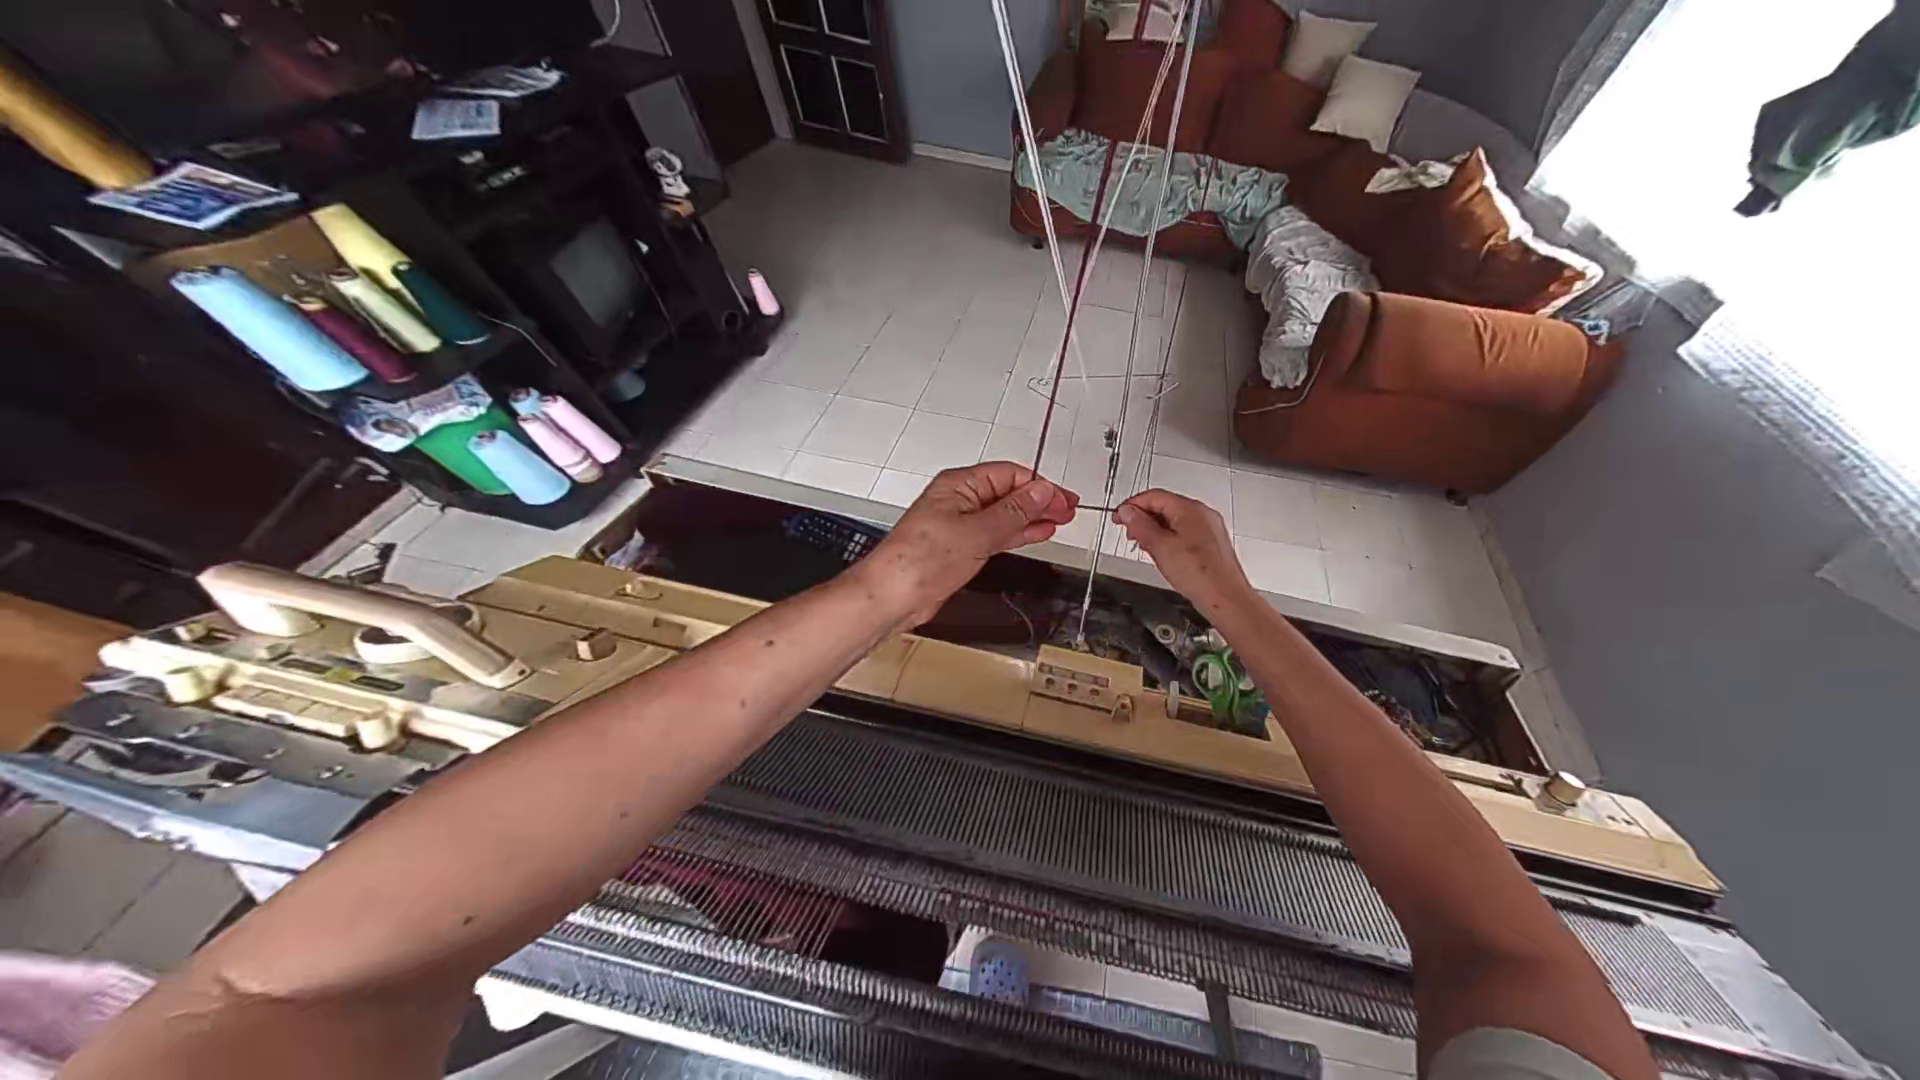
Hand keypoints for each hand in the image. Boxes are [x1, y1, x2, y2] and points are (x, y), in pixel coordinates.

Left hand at [856, 461, 1079, 627]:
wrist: (892, 596)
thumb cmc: (917, 560)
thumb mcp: (977, 532)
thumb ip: (1013, 512)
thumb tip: (1041, 491)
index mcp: (959, 485)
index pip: (1009, 475)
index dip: (1040, 486)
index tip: (1063, 499)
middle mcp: (958, 500)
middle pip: (1008, 492)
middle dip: (1039, 500)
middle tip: (1067, 509)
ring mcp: (959, 524)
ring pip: (1004, 514)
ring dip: (1031, 517)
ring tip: (1058, 520)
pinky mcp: (960, 547)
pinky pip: (995, 533)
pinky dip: (1016, 533)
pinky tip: (1034, 534)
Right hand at [1113, 489, 1256, 616]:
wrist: (1225, 598)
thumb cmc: (1200, 574)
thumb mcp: (1160, 547)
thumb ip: (1140, 526)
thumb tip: (1127, 512)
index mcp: (1190, 509)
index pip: (1154, 496)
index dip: (1132, 505)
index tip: (1119, 517)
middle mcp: (1202, 515)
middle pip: (1164, 506)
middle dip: (1142, 518)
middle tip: (1129, 532)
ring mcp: (1208, 528)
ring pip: (1173, 520)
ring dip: (1154, 530)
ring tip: (1143, 546)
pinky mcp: (1210, 543)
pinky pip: (1183, 533)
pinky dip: (1168, 539)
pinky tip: (1162, 554)